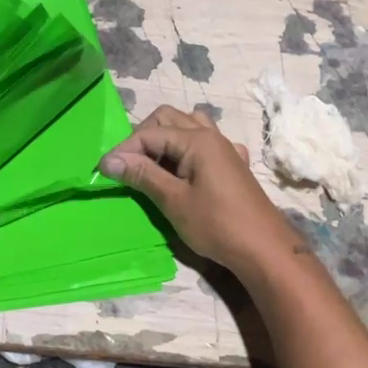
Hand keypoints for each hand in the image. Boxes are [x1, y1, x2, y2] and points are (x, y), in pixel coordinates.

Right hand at [100, 105, 300, 277]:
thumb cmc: (216, 224)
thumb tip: (109, 160)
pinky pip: (206, 142)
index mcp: (196, 139)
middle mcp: (212, 135)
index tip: (103, 171)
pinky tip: (185, 168)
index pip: (149, 133)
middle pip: (168, 119)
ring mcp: (226, 148)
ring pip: (188, 126)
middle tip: (127, 165)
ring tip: (151, 163)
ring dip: (165, 138)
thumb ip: (142, 175)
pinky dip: (188, 148)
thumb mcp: (173, 200)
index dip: (123, 150)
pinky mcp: (234, 164)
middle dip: (142, 137)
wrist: (264, 248)